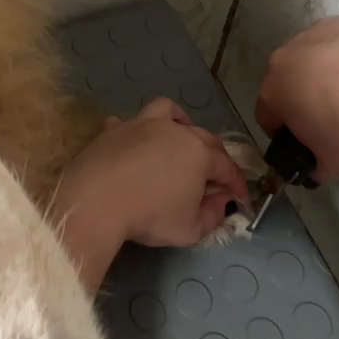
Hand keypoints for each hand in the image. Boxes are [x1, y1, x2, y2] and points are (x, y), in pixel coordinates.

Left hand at [57, 98, 249, 248]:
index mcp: (198, 153)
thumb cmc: (149, 215)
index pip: (227, 167)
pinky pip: (130, 122)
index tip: (241, 200)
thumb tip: (220, 200)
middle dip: (215, 155)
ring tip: (179, 137)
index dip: (237, 184)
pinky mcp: (113, 128)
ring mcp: (140, 124)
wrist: (97, 199)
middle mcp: (173, 131)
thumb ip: (212, 215)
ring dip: (179, 122)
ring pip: (167, 110)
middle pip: (203, 136)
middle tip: (214, 175)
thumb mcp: (190, 228)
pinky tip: (135, 144)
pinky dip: (137, 131)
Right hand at [256, 18, 338, 182]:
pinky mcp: (334, 24)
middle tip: (331, 115)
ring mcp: (306, 37)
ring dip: (321, 72)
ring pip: (308, 58)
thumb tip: (314, 173)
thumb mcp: (333, 163)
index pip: (267, 116)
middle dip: (301, 97)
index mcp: (271, 93)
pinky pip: (332, 41)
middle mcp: (280, 61)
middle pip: (285, 82)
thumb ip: (316, 170)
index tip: (306, 139)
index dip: (284, 131)